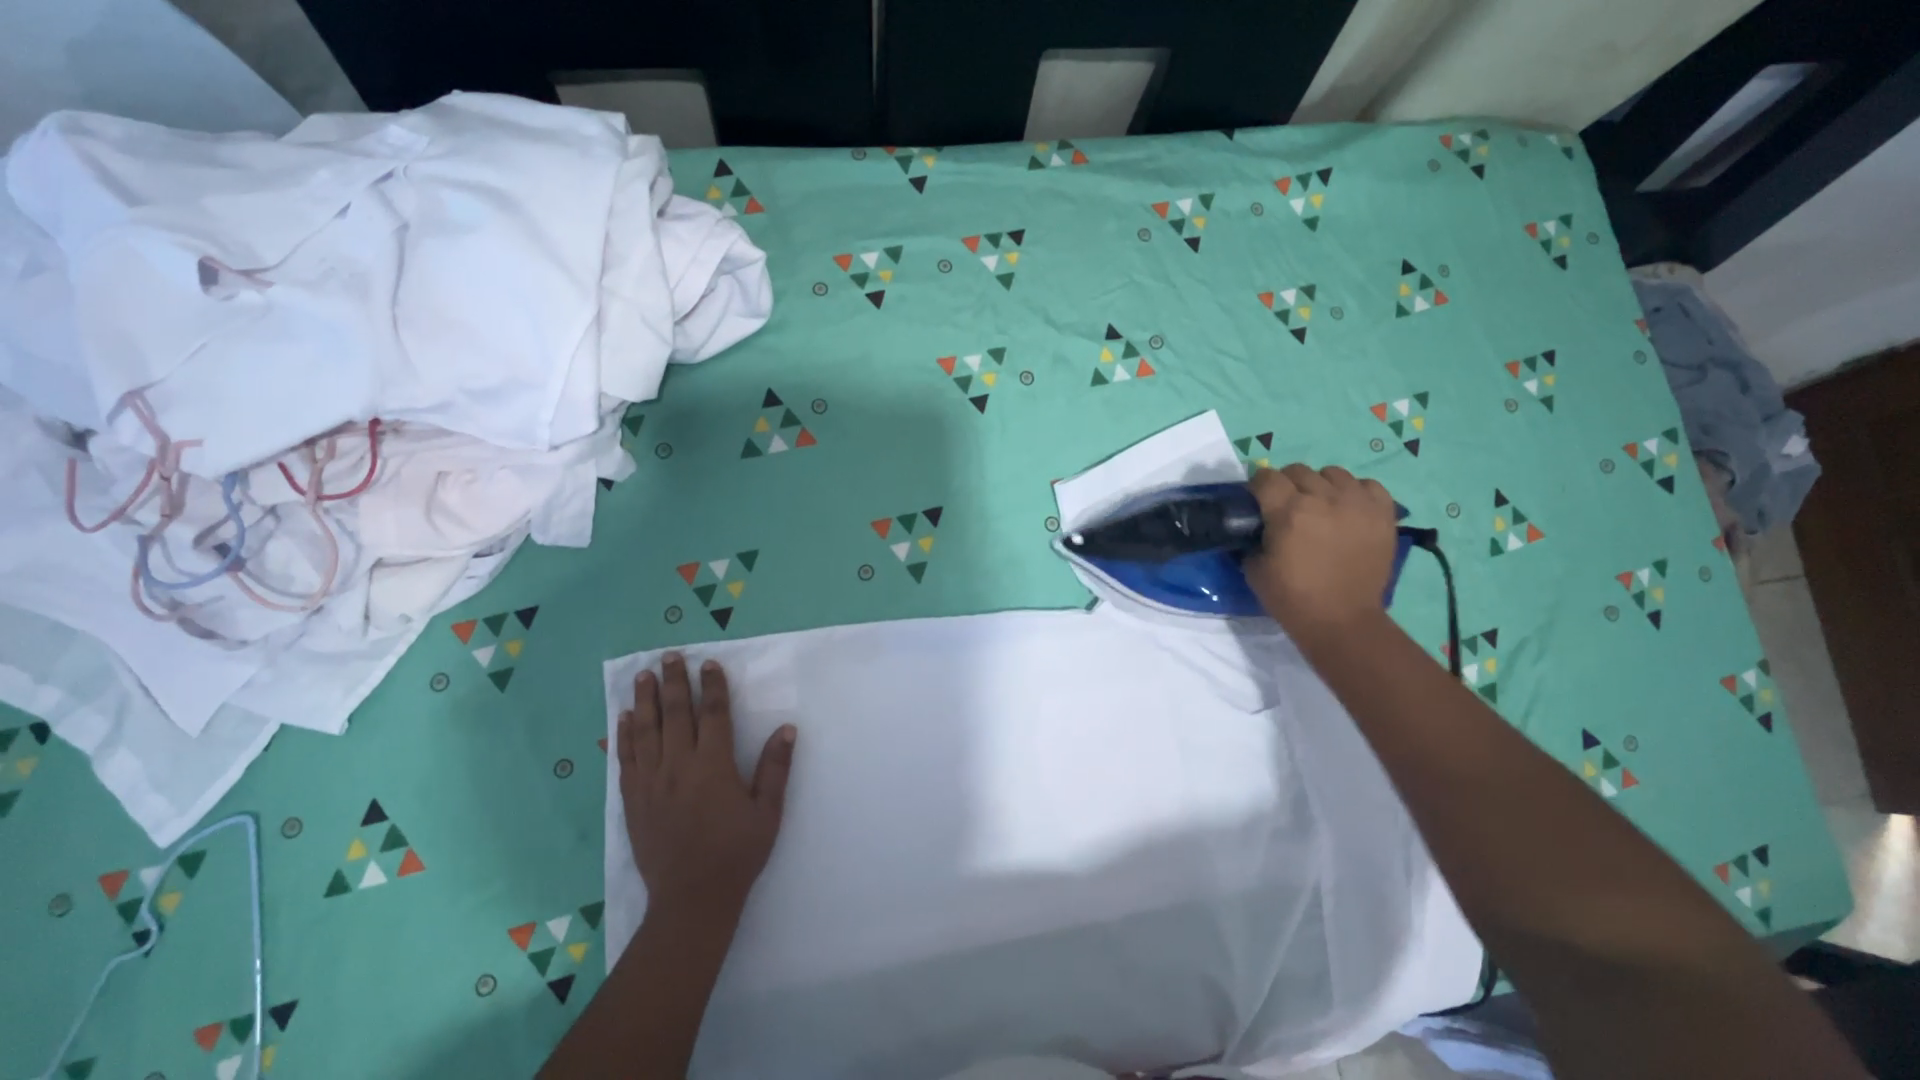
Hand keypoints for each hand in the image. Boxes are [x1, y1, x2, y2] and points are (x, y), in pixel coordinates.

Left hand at [618, 653, 795, 921]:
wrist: (692, 898)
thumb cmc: (737, 854)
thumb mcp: (768, 813)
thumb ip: (775, 768)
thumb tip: (786, 728)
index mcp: (714, 766)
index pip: (713, 715)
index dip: (712, 687)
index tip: (709, 664)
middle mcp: (679, 766)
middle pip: (675, 714)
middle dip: (674, 682)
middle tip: (671, 656)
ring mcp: (651, 782)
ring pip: (646, 730)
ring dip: (645, 700)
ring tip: (644, 675)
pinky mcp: (633, 799)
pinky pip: (627, 758)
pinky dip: (625, 735)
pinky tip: (624, 718)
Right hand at [1244, 464, 1398, 639]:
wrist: (1342, 620)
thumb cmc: (1293, 598)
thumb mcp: (1255, 570)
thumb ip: (1253, 540)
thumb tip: (1257, 528)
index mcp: (1288, 511)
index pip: (1266, 477)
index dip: (1258, 486)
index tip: (1258, 500)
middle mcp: (1323, 498)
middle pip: (1298, 470)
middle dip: (1287, 485)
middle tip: (1288, 507)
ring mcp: (1357, 503)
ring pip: (1333, 473)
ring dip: (1321, 485)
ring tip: (1322, 506)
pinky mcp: (1382, 513)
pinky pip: (1368, 485)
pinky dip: (1356, 492)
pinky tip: (1350, 509)